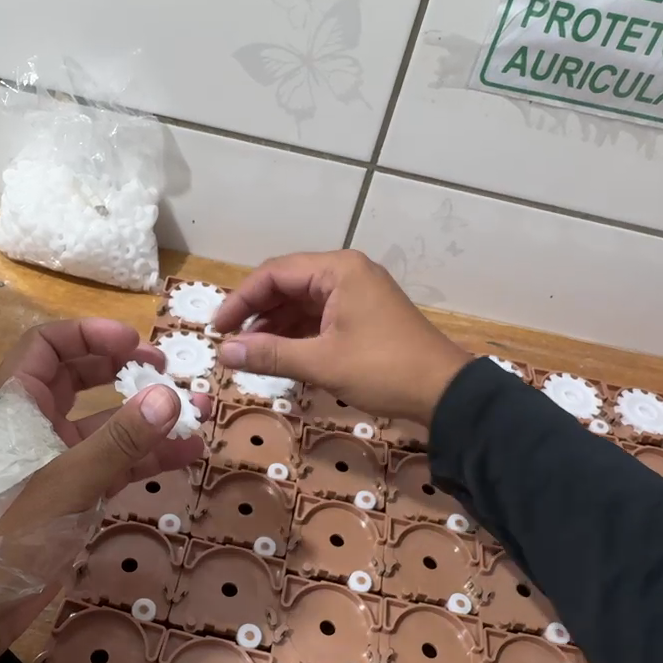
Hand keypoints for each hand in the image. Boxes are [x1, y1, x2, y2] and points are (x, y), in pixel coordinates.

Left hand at [0, 317, 209, 530]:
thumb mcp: (65, 481)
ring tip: (198, 412)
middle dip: (124, 369)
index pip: (46, 345)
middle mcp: (34, 423)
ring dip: (148, 417)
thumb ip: (119, 440)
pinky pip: (115, 462)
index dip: (90, 334)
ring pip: (105, 423)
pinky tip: (186, 453)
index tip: (135, 343)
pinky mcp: (73, 492)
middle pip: (79, 377)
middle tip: (166, 370)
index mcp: (14, 404)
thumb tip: (170, 396)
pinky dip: (148, 457)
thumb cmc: (5, 531)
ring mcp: (55, 459)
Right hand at [212, 250, 471, 423]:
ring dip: (275, 326)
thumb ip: (270, 354)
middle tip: (230, 341)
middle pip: (287, 284)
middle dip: (257, 313)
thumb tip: (224, 353)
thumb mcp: (322, 362)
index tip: (218, 329)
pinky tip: (280, 355)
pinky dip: (298, 334)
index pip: (275, 273)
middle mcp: (347, 273)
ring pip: (303, 302)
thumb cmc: (383, 369)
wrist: (444, 392)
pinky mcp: (364, 315)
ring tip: (250, 353)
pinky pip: (320, 317)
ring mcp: (358, 294)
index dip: (241, 299)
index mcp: (338, 270)